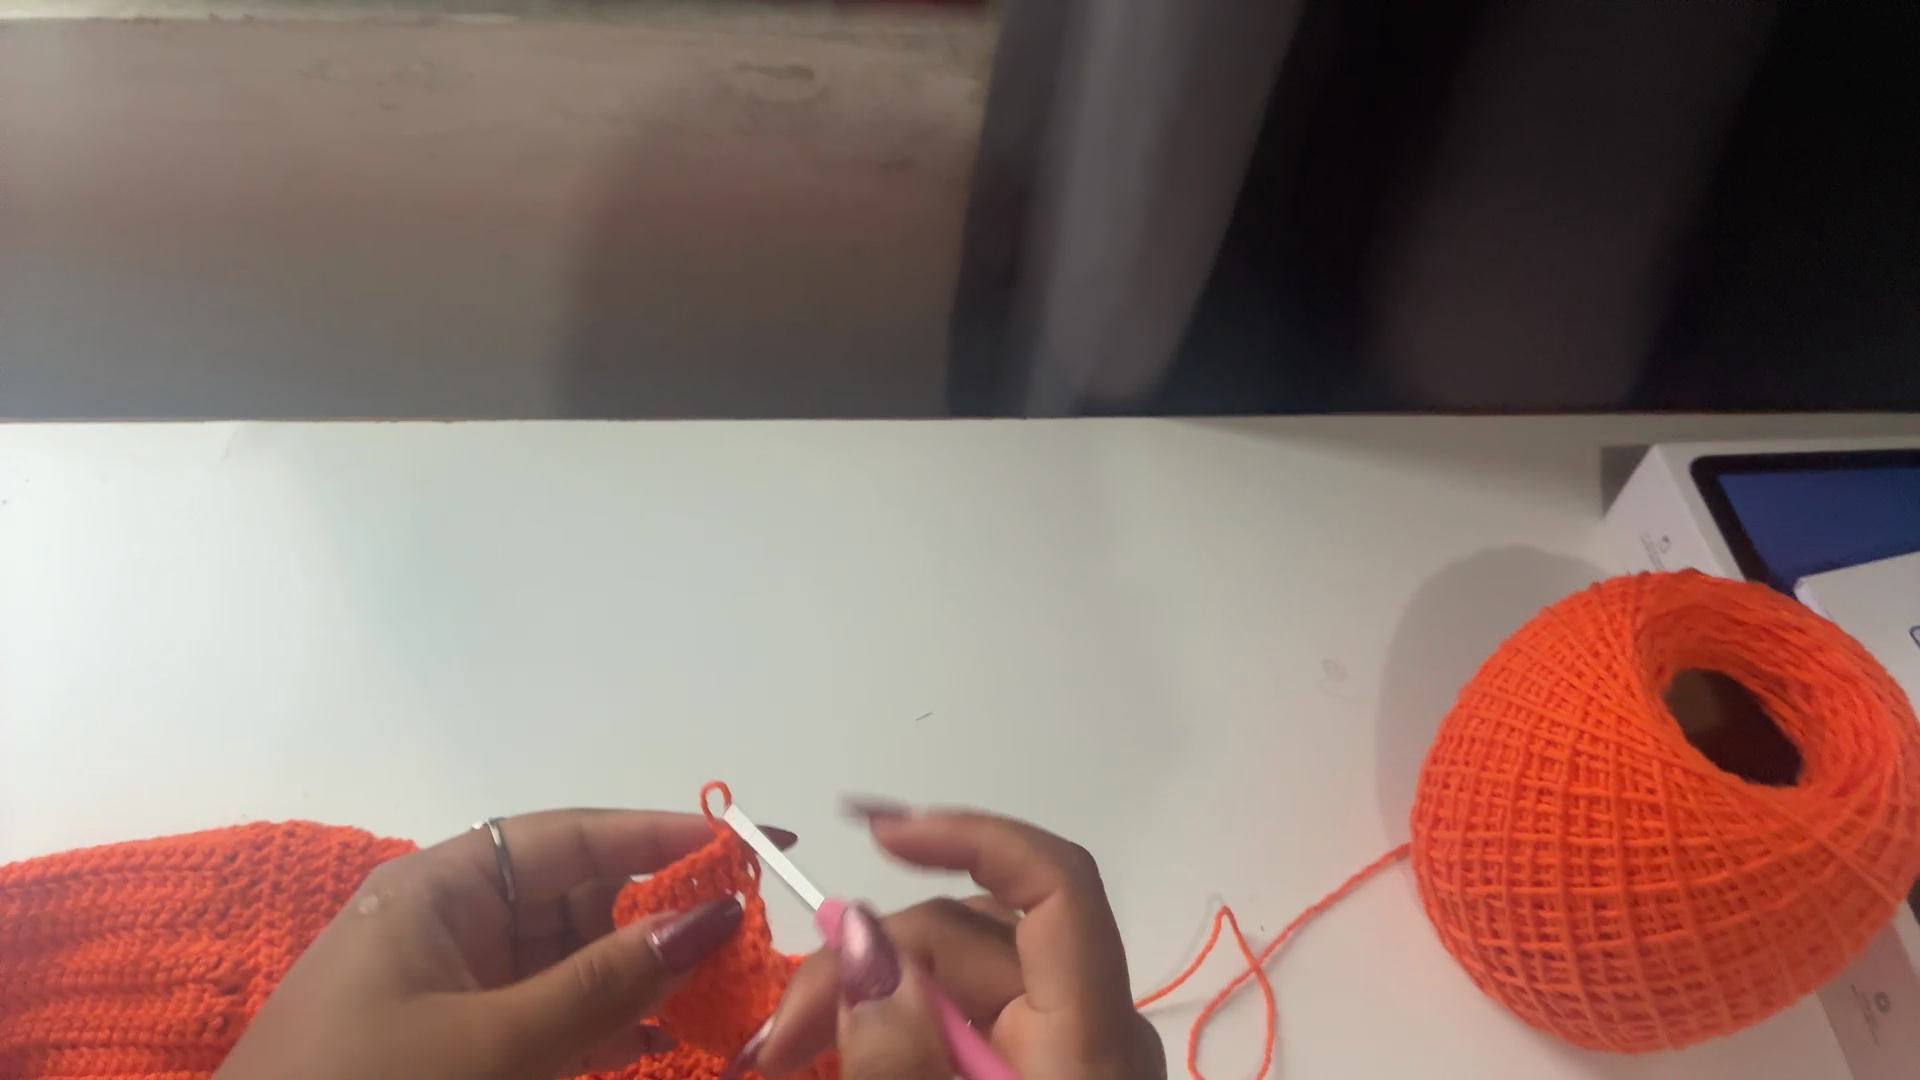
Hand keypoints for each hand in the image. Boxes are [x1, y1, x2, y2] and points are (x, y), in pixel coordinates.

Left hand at [215, 809, 794, 1079]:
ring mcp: (454, 986)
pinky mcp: (460, 1043)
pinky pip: (555, 1009)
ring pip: (576, 955)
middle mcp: (450, 922)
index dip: (663, 834)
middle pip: (582, 893)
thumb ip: (614, 979)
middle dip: (661, 914)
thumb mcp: (496, 1052)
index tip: (744, 840)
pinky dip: (608, 1021)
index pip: (574, 836)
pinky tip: (656, 1039)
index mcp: (437, 891)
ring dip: (643, 974)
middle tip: (742, 935)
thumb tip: (723, 912)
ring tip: (716, 992)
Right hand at [734, 805, 1165, 1079]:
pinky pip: (950, 1020)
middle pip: (971, 933)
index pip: (1055, 884)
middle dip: (865, 957)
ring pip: (948, 974)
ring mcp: (1055, 1056)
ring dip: (863, 996)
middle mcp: (1085, 1031)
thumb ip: (901, 1064)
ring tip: (783, 1050)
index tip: (872, 828)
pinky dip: (887, 1027)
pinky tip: (833, 1054)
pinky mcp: (1025, 1076)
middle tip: (773, 1038)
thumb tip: (863, 936)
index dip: (970, 834)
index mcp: (1092, 1044)